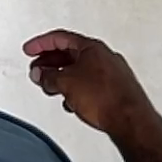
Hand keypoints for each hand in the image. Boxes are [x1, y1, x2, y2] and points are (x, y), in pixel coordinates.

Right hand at [23, 30, 161, 141]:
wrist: (132, 122)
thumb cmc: (106, 98)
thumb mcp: (66, 83)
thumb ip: (49, 76)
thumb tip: (41, 75)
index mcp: (91, 47)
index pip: (59, 38)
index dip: (41, 43)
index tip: (30, 49)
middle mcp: (104, 56)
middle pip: (69, 55)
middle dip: (50, 64)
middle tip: (38, 72)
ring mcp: (113, 73)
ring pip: (80, 71)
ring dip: (63, 79)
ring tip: (52, 89)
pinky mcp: (117, 90)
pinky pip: (91, 84)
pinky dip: (77, 90)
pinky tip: (72, 101)